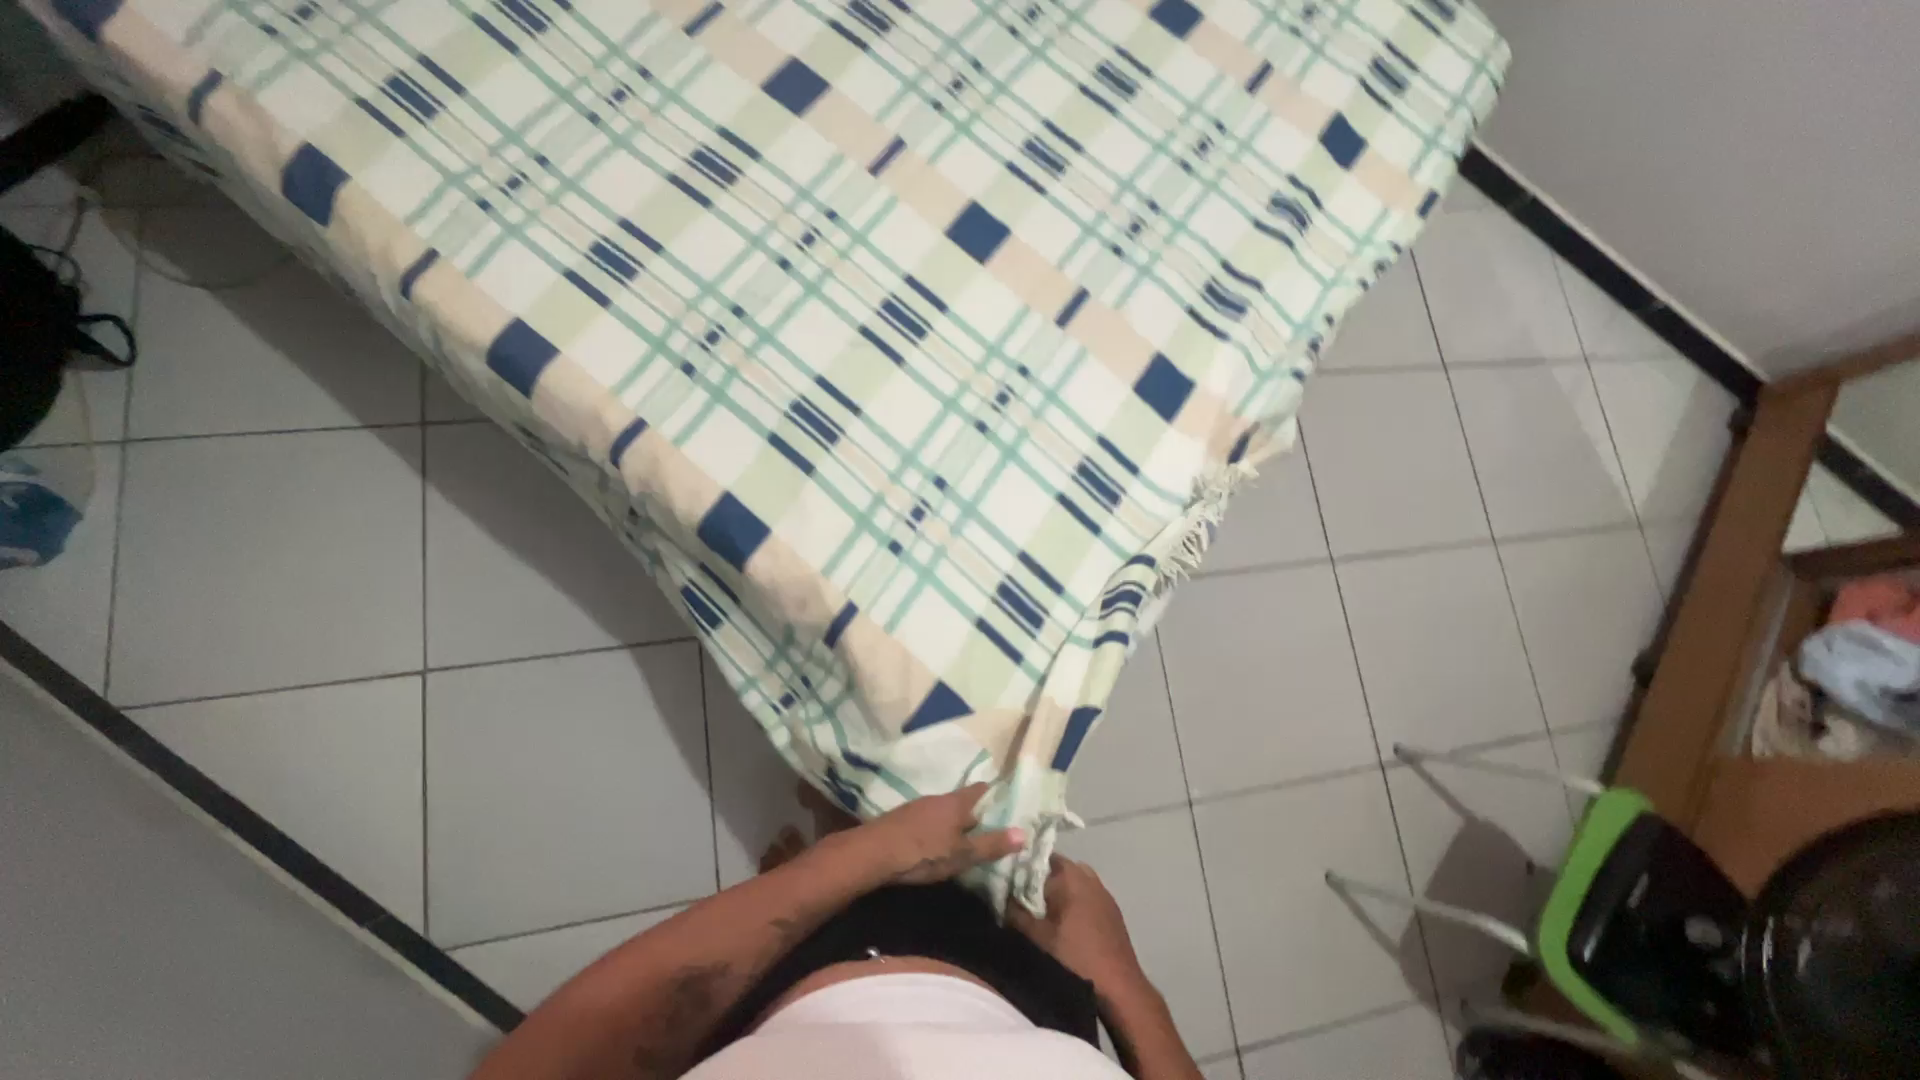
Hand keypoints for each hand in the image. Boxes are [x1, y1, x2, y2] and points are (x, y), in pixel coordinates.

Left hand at [849, 783, 1025, 884]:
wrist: (873, 853)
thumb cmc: (923, 852)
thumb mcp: (962, 854)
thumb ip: (991, 844)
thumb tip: (1024, 833)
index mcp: (956, 803)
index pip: (980, 790)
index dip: (994, 793)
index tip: (1007, 801)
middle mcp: (937, 799)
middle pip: (962, 801)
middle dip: (975, 813)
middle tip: (991, 827)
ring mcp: (916, 808)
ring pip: (943, 811)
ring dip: (953, 822)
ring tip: (965, 838)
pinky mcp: (901, 820)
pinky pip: (927, 820)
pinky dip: (936, 829)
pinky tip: (935, 844)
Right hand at [1008, 855, 1147, 997]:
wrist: (1119, 987)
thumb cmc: (1075, 958)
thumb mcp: (1037, 937)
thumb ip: (1016, 912)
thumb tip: (1001, 895)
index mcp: (1071, 876)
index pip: (1042, 857)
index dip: (1023, 867)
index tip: (1009, 880)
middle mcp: (1090, 878)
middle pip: (1059, 868)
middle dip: (1041, 880)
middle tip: (1023, 899)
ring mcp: (1105, 894)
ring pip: (1075, 882)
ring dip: (1060, 892)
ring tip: (1043, 914)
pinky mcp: (1113, 912)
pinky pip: (1088, 896)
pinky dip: (1075, 903)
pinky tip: (1067, 926)